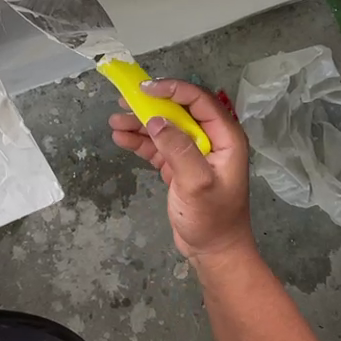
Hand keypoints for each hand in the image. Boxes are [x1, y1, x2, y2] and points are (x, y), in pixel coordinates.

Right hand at [109, 79, 255, 261]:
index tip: (144, 89)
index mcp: (226, 137)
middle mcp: (211, 140)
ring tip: (115, 123)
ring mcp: (194, 153)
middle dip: (151, 105)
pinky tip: (122, 138)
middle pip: (178, 111)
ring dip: (140, 124)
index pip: (199, 101)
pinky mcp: (179, 167)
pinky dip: (140, 142)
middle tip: (123, 101)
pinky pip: (158, 147)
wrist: (213, 251)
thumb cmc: (213, 218)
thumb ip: (178, 149)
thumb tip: (156, 121)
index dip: (172, 89)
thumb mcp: (197, 183)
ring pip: (165, 128)